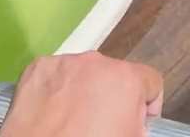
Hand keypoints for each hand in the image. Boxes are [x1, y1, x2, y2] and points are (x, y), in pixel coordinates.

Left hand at [0, 51, 163, 136]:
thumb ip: (139, 126)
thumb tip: (134, 123)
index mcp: (126, 80)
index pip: (151, 81)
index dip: (147, 105)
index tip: (137, 122)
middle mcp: (96, 62)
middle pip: (114, 76)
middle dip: (110, 98)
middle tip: (99, 127)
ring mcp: (64, 61)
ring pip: (82, 73)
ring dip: (82, 92)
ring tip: (70, 123)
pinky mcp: (38, 66)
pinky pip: (56, 74)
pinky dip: (56, 90)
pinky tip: (51, 114)